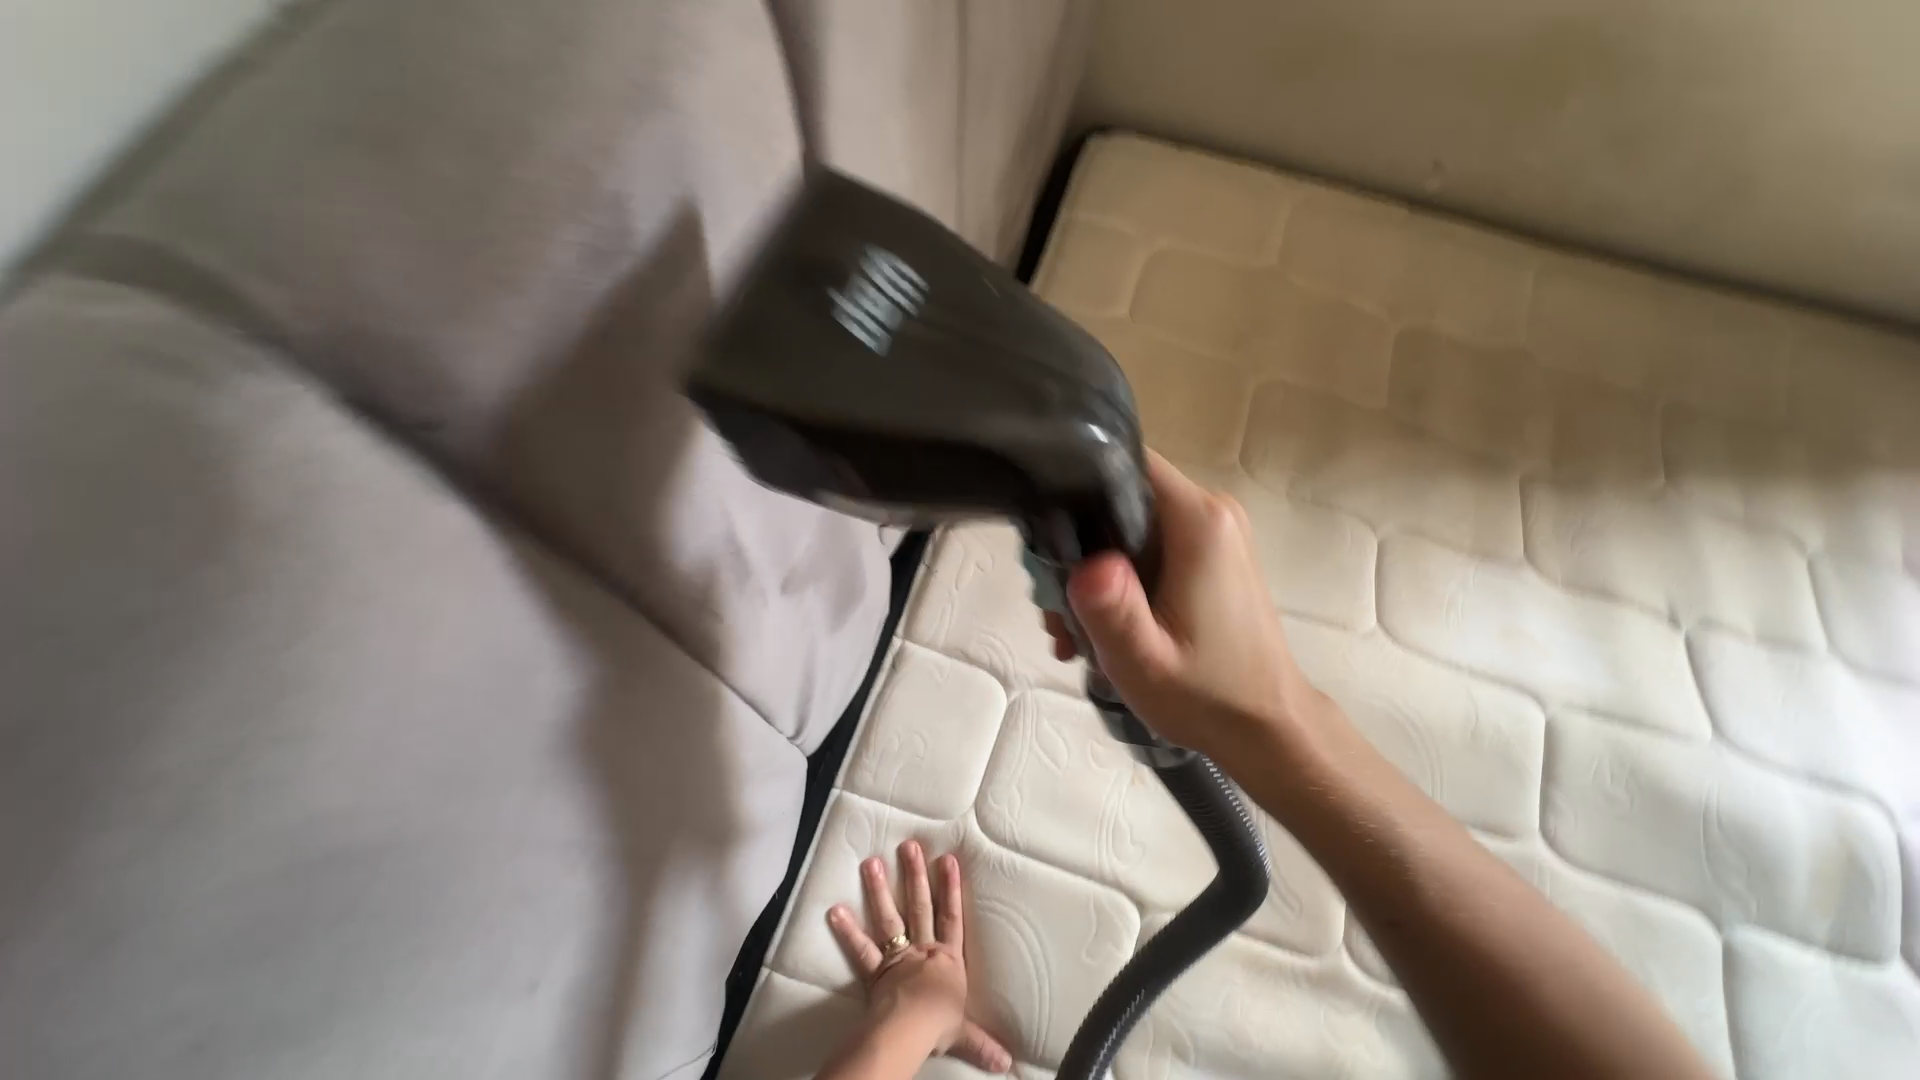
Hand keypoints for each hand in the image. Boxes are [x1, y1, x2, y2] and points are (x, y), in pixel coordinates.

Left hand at [827, 841, 1012, 1073]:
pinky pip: (860, 949)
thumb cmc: (939, 1025)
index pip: (951, 917)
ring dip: (879, 890)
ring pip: (890, 918)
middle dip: (915, 875)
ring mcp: (897, 957)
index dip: (951, 888)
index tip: (948, 859)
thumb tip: (1007, 1064)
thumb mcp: (965, 1032)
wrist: (912, 1031)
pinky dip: (847, 931)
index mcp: (947, 960)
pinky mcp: (876, 972)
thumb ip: (981, 1042)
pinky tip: (834, 910)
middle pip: (920, 907)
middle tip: (909, 846)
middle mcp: (923, 951)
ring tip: (870, 862)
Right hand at [1043, 451, 1332, 759]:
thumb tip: (1084, 563)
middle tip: (1057, 615)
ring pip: (1126, 529)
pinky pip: (1146, 550)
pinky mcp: (1208, 557)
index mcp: (1198, 520)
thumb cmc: (1208, 696)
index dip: (1072, 491)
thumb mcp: (1145, 661)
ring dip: (1092, 575)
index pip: (1121, 464)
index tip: (1045, 544)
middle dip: (1076, 552)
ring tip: (1074, 635)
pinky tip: (1101, 631)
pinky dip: (1118, 584)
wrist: (1268, 729)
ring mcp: (1212, 533)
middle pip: (1118, 501)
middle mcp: (1209, 512)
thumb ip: (1112, 611)